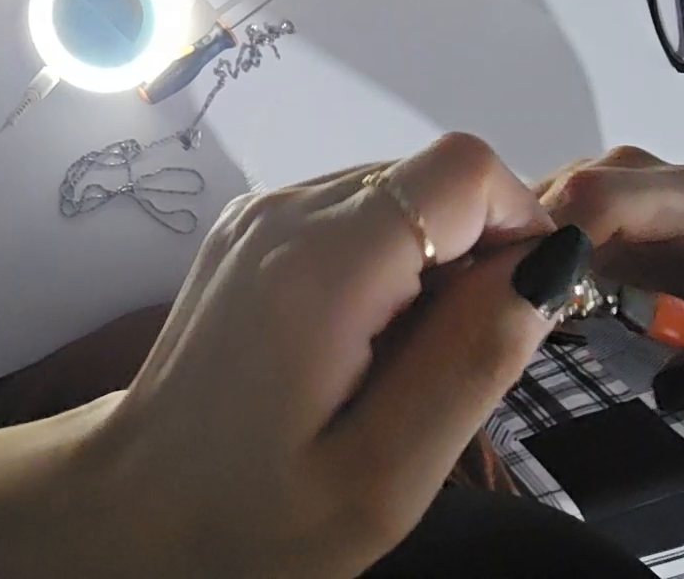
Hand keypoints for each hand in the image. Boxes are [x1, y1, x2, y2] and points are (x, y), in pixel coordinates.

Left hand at [72, 134, 592, 578]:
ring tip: (399, 355)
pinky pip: (349, 209)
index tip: (519, 309)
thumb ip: (472, 356)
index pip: (462, 170)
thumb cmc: (254, 512)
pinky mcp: (249, 225)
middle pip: (428, 177)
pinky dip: (384, 255)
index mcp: (319, 262)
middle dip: (475, 250)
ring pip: (394, 189)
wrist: (137, 495)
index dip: (519, 222)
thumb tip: (546, 264)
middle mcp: (284, 210)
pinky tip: (360, 333)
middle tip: (453, 354)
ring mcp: (259, 211)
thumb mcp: (385, 472)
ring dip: (429, 257)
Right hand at [540, 146, 683, 411]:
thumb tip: (669, 386)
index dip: (559, 240)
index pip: (601, 195)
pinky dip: (516, 247)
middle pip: (558, 193)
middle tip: (519, 309)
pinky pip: (529, 213)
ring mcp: (604, 181)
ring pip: (533, 200)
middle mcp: (641, 172)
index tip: (535, 301)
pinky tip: (520, 285)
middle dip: (529, 247)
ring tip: (518, 302)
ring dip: (518, 249)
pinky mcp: (578, 201)